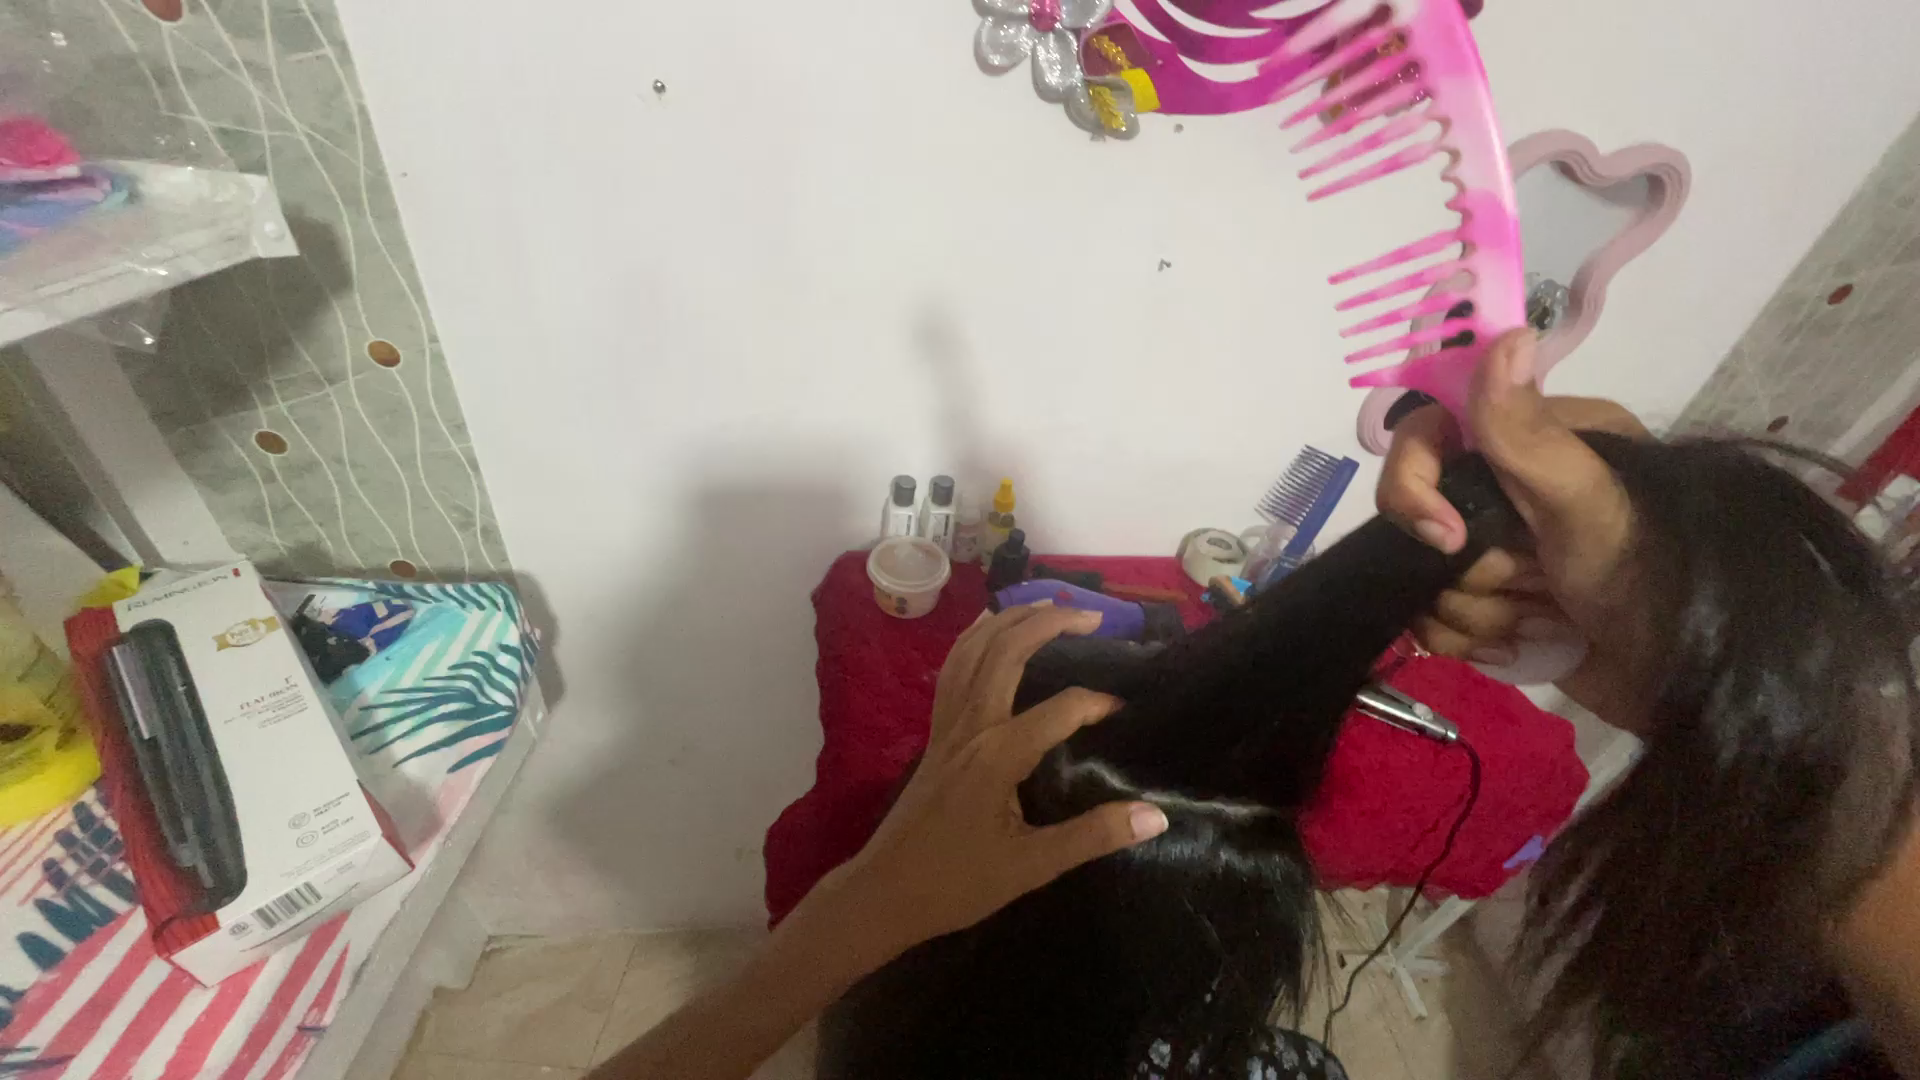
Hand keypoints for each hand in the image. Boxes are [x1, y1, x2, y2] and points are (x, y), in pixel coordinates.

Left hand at [810, 604, 1169, 962]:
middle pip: (1007, 652)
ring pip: (975, 650)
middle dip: (1049, 623)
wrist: (885, 890)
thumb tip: (1155, 814)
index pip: (1059, 711)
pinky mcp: (935, 728)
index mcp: (998, 754)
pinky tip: (987, 627)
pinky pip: (953, 667)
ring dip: (1010, 619)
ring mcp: (947, 722)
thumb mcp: (1032, 868)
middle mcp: (971, 724)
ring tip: (1046, 604)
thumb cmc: (958, 882)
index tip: (1123, 712)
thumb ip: (1093, 837)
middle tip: (1091, 617)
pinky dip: (973, 638)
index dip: (1096, 705)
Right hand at [1376, 330, 1652, 726]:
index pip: (1423, 441)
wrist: (1683, 684)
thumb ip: (1527, 432)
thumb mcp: (1587, 501)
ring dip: (1473, 612)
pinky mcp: (1484, 603)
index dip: (1413, 490)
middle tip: (1527, 583)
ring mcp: (1492, 551)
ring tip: (1537, 622)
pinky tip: (1516, 643)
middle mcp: (1503, 492)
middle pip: (1413, 518)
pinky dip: (1465, 640)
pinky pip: (1428, 617)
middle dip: (1463, 568)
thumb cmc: (1649, 578)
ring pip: (1420, 575)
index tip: (1446, 538)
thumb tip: (1504, 336)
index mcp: (1530, 445)